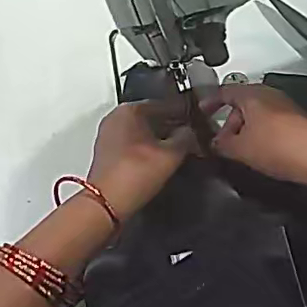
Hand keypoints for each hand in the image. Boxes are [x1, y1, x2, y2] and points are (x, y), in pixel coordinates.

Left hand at [87, 102, 197, 217]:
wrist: (107, 202)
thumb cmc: (137, 172)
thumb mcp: (170, 154)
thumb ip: (185, 138)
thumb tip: (190, 132)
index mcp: (128, 110)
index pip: (163, 104)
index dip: (183, 113)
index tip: (199, 119)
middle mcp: (115, 118)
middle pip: (151, 117)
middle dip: (172, 126)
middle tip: (193, 135)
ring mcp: (109, 135)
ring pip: (142, 131)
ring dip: (161, 138)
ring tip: (182, 148)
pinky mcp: (108, 153)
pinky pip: (133, 143)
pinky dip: (148, 147)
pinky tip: (163, 158)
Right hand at [208, 84, 306, 189]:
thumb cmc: (285, 147)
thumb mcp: (240, 149)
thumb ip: (221, 144)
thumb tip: (216, 143)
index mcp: (252, 94)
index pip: (224, 91)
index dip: (210, 102)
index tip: (203, 110)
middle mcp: (270, 95)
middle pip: (241, 103)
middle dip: (229, 122)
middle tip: (222, 139)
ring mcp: (286, 107)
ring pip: (258, 114)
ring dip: (246, 129)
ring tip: (242, 150)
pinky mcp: (298, 121)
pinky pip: (273, 123)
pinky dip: (262, 134)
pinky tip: (262, 152)